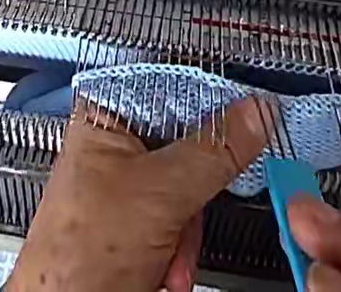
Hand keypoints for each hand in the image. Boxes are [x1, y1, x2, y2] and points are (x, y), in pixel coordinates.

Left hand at [5, 97, 267, 291]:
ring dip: (193, 215)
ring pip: (190, 170)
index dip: (210, 88)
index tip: (246, 103)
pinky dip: (185, 237)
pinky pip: (183, 205)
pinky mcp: (139, 216)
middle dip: (201, 173)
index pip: (171, 76)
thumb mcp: (162, 193)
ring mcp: (127, 180)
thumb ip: (216, 148)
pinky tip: (171, 265)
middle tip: (206, 188)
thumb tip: (261, 111)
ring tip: (176, 248)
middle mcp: (116, 140)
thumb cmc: (80, 261)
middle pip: (188, 127)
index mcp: (107, 113)